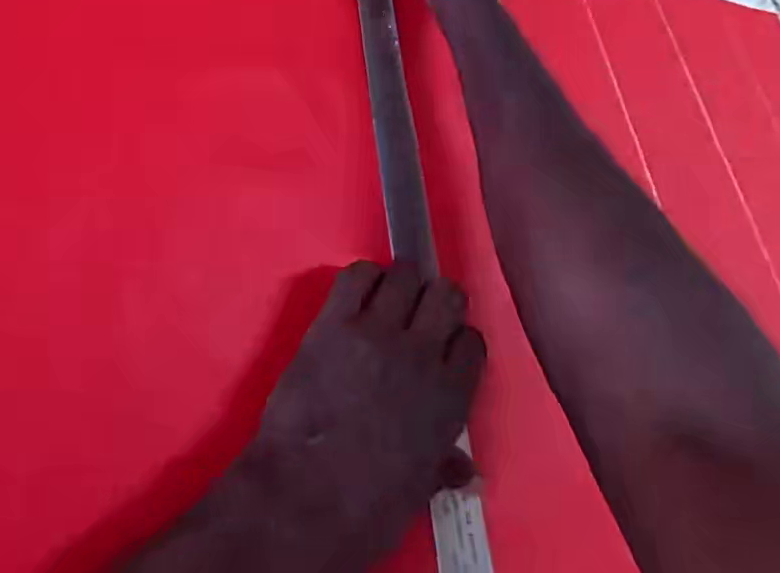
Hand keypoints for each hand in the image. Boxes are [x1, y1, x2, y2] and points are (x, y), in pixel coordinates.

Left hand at [236, 261, 485, 569]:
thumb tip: (465, 468)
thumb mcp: (419, 488)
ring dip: (398, 281)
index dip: (456, 337)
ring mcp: (377, 333)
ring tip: (386, 294)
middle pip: (445, 295)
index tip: (442, 340)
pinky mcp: (334, 322)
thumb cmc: (369, 504)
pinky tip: (355, 291)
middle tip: (416, 308)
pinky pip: (355, 276)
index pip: (471, 342)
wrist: (308, 491)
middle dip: (434, 297)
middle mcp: (421, 355)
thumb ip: (442, 465)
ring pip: (404, 277)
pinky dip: (360, 276)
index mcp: (451, 399)